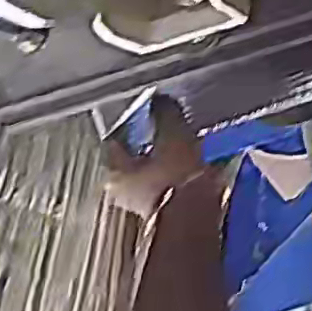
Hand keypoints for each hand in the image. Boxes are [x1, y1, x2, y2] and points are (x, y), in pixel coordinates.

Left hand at [103, 94, 209, 217]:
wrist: (196, 212)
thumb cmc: (177, 174)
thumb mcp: (174, 136)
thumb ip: (165, 115)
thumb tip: (159, 98)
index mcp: (115, 171)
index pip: (116, 139)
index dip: (131, 123)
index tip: (147, 111)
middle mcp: (120, 189)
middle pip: (133, 158)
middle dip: (150, 142)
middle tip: (168, 128)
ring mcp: (141, 202)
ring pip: (151, 171)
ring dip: (165, 159)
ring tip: (186, 144)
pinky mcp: (163, 209)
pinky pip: (167, 182)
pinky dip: (176, 172)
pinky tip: (193, 163)